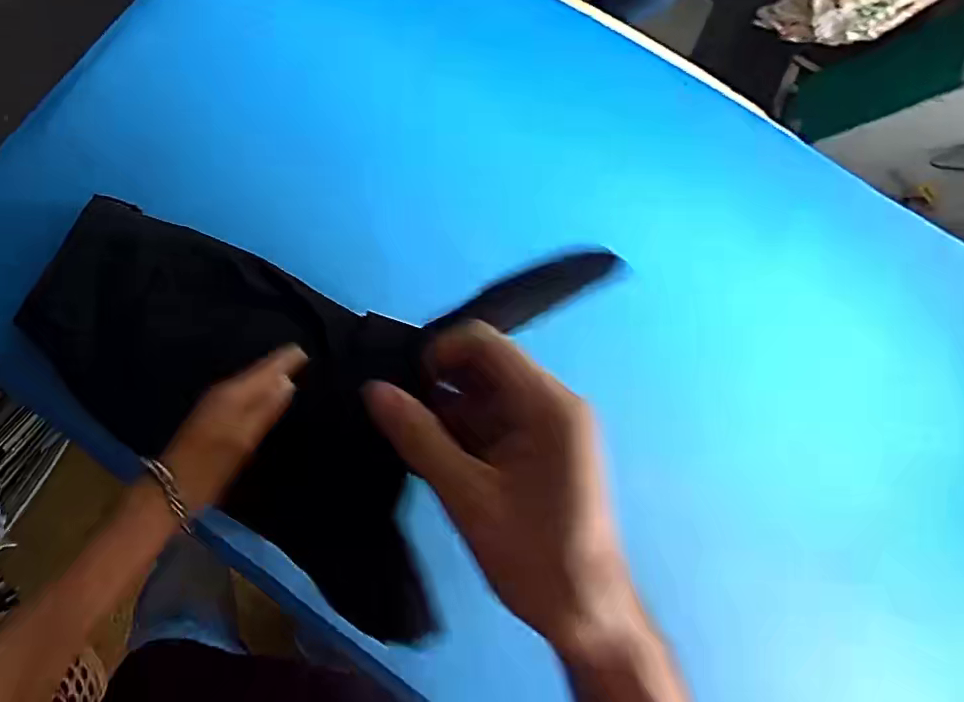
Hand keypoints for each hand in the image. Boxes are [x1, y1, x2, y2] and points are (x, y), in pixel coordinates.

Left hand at [160, 346, 307, 510]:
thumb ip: (265, 409)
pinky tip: (264, 392)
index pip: (264, 368)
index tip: (304, 349)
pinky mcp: (212, 415)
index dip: (284, 359)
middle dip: (277, 363)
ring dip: (266, 374)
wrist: (173, 485)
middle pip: (256, 372)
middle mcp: (223, 390)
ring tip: (288, 369)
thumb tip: (288, 381)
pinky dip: (256, 387)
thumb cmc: (212, 465)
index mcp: (233, 393)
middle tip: (299, 354)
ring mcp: (215, 402)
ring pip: (248, 381)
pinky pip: (241, 391)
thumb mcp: (244, 439)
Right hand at [364, 323, 633, 653]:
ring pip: (481, 390)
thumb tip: (373, 388)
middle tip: (404, 416)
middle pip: (481, 364)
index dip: (438, 352)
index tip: (409, 388)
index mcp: (546, 404)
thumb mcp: (467, 496)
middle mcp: (551, 402)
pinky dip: (460, 428)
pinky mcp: (539, 445)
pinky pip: (490, 415)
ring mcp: (548, 424)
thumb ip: (418, 436)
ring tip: (418, 442)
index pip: (483, 341)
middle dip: (438, 384)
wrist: (591, 621)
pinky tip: (440, 458)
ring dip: (446, 409)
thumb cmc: (535, 556)